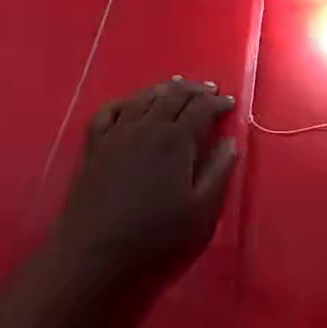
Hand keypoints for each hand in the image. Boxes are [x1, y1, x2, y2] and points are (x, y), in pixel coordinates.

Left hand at [48, 79, 238, 285]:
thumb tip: (230, 142)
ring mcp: (118, 129)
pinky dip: (126, 101)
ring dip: (164, 88)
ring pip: (144, 97)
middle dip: (195, 90)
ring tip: (176, 86)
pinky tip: (131, 103)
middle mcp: (148, 124)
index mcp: (176, 139)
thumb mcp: (200, 209)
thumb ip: (218, 172)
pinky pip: (111, 110)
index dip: (217, 103)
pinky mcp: (96, 140)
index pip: (201, 109)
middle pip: (174, 96)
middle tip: (208, 90)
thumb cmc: (153, 229)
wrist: (96, 241)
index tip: (228, 103)